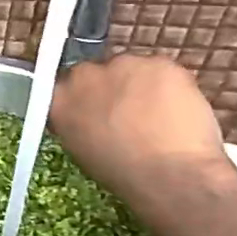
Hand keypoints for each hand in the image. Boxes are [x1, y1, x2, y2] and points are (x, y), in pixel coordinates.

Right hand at [49, 53, 236, 206]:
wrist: (168, 172)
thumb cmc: (120, 170)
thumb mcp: (79, 147)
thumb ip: (77, 120)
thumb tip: (89, 115)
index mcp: (59, 97)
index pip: (67, 85)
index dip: (86, 95)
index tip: (99, 108)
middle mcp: (83, 74)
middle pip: (99, 70)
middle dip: (113, 85)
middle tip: (131, 110)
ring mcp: (122, 65)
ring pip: (133, 69)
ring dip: (141, 85)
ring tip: (159, 113)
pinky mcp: (159, 63)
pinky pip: (164, 71)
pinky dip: (171, 86)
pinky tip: (178, 109)